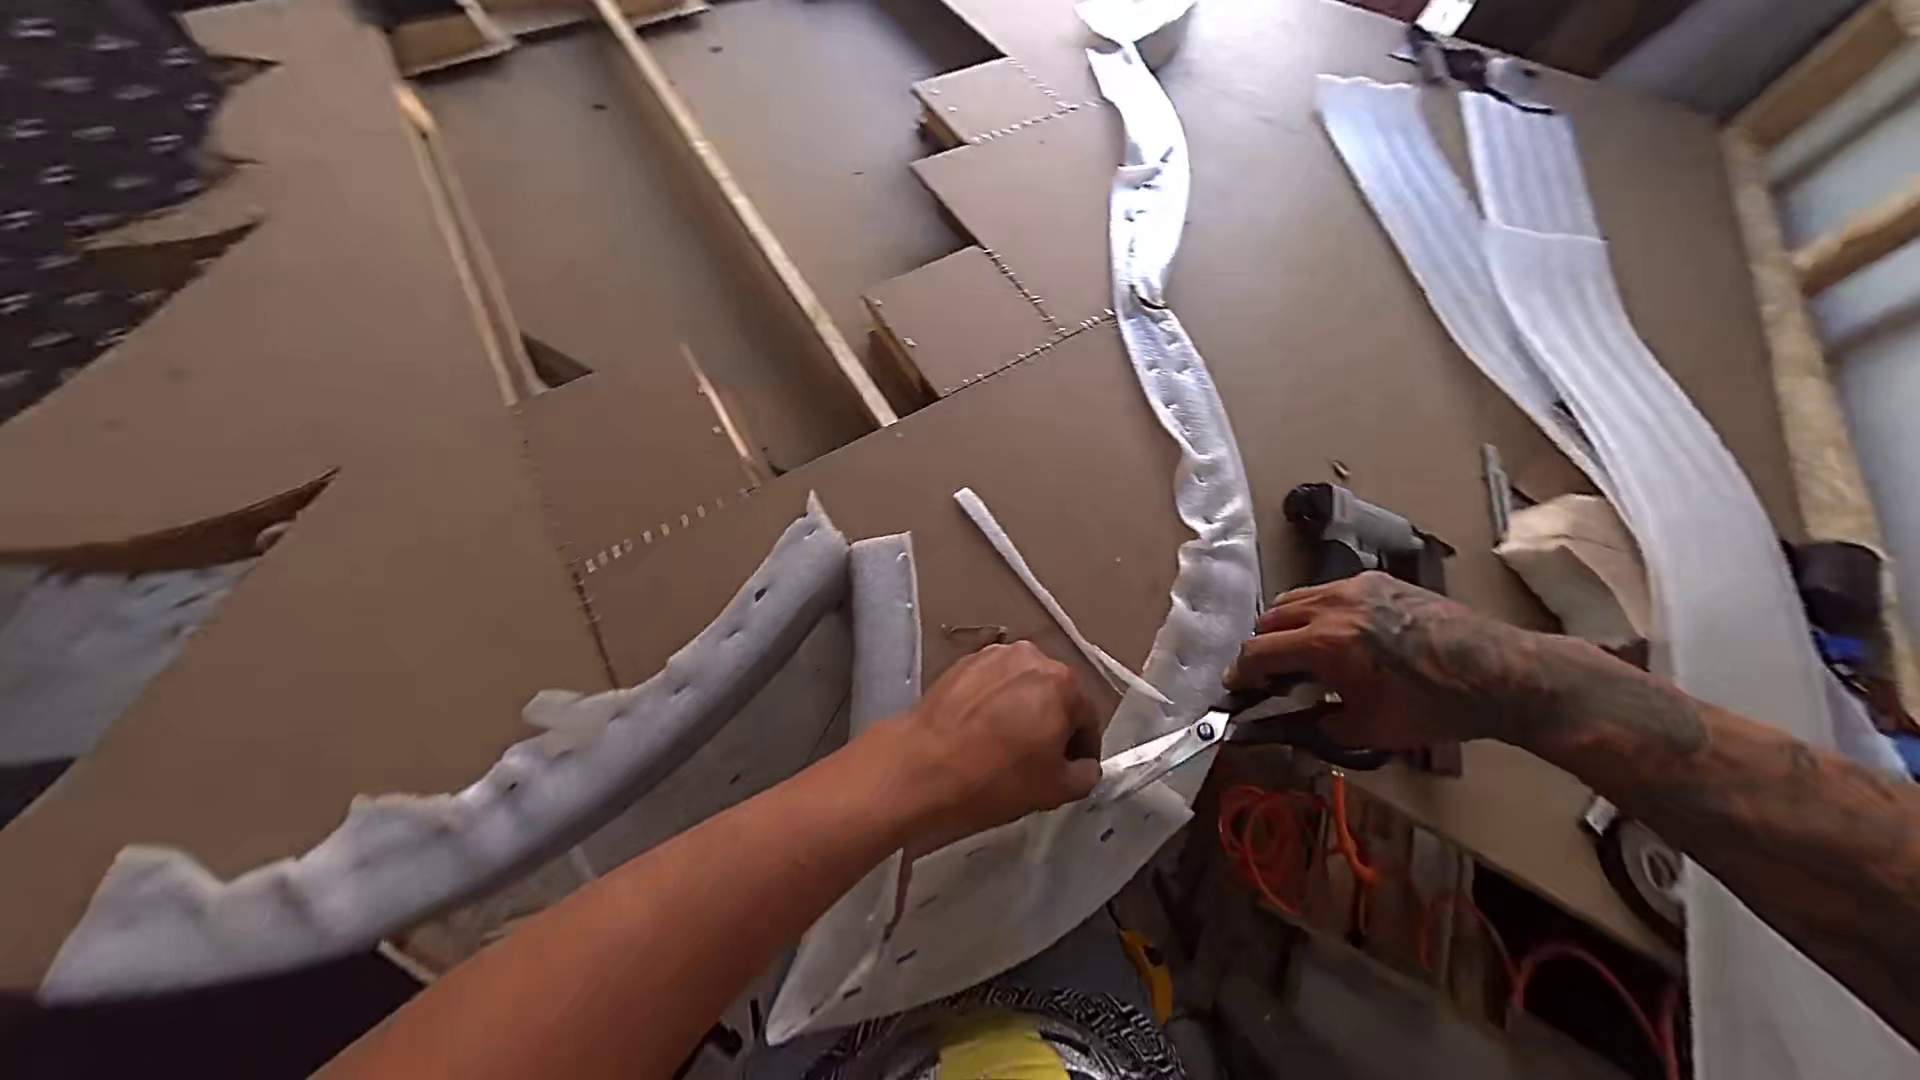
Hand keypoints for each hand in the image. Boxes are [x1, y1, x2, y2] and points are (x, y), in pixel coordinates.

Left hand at [877, 641, 1104, 850]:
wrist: (922, 767)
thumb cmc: (989, 776)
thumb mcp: (1054, 789)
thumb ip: (1084, 774)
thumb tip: (1083, 767)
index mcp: (1063, 683)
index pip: (1087, 716)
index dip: (1083, 747)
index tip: (1074, 766)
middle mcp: (1030, 659)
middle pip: (1054, 694)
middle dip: (1052, 724)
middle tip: (1041, 760)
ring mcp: (992, 658)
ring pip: (1021, 686)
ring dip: (1021, 711)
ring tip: (1006, 748)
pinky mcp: (961, 664)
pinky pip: (990, 684)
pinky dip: (992, 704)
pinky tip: (982, 734)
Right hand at [1224, 572, 1591, 749]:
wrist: (1502, 673)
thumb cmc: (1435, 708)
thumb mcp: (1369, 731)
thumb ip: (1317, 726)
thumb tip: (1288, 728)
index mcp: (1325, 645)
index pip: (1258, 651)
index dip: (1240, 672)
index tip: (1235, 685)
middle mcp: (1331, 607)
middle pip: (1269, 619)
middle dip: (1262, 647)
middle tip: (1270, 672)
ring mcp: (1354, 588)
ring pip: (1293, 599)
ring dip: (1284, 625)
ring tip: (1298, 648)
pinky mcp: (1376, 580)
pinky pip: (1326, 590)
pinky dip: (1316, 610)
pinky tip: (1336, 631)